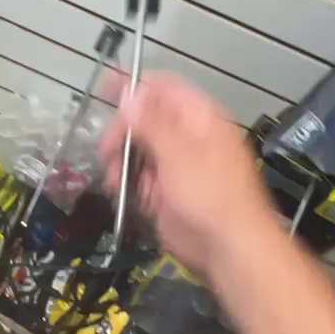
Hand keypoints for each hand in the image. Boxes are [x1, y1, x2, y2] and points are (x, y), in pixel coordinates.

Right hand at [97, 73, 283, 275]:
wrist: (228, 247)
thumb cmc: (213, 196)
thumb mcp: (178, 152)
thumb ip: (151, 122)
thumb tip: (129, 95)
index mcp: (200, 120)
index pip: (165, 89)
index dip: (136, 85)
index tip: (107, 86)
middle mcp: (188, 139)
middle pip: (147, 121)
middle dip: (124, 131)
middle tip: (108, 146)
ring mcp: (177, 166)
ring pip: (139, 151)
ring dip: (121, 159)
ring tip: (113, 175)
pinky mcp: (166, 193)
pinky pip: (140, 179)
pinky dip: (126, 182)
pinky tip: (118, 189)